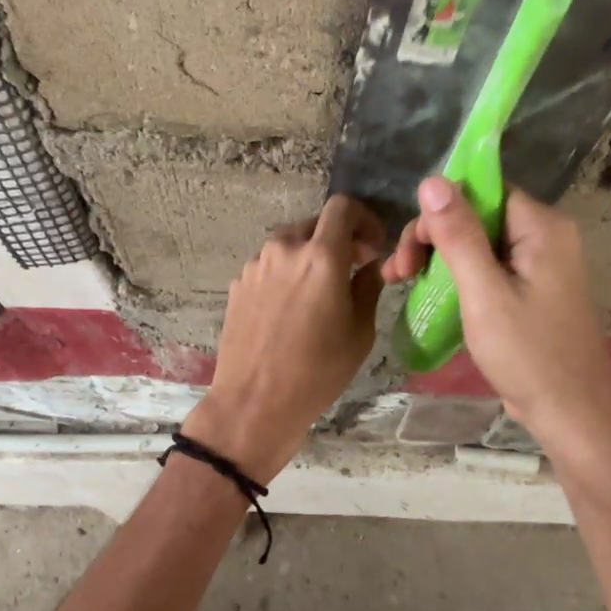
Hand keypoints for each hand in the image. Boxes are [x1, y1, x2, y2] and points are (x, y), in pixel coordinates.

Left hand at [182, 195, 385, 482]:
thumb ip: (367, 287)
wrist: (254, 403)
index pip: (343, 207)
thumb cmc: (317, 372)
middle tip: (353, 270)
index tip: (372, 246)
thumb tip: (370, 265)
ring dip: (310, 256)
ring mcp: (256, 265)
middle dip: (339, 240)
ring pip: (290, 245)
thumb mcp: (359, 332)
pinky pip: (270, 266)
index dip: (364, 219)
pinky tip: (291, 310)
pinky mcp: (238, 284)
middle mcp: (284, 250)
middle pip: (316, 224)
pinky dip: (287, 274)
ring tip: (320, 293)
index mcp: (321, 256)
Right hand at [383, 177, 610, 465]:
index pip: (483, 192)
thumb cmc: (529, 355)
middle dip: (433, 238)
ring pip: (479, 244)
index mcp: (543, 228)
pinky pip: (489, 269)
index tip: (412, 246)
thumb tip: (432, 180)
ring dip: (439, 259)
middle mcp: (547, 238)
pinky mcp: (533, 291)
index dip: (441, 210)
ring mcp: (542, 266)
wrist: (571, 416)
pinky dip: (458, 278)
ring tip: (402, 283)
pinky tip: (427, 294)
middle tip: (399, 273)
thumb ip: (458, 235)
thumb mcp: (484, 293)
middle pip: (478, 216)